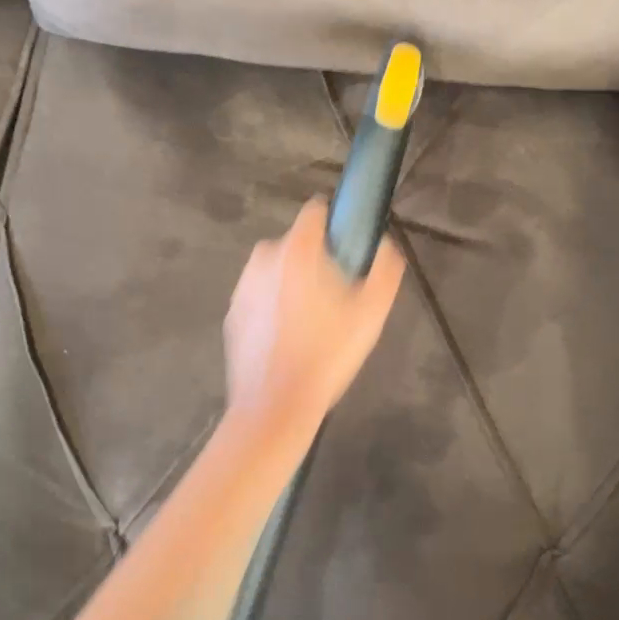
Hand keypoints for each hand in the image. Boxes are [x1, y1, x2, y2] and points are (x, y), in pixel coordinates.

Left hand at [223, 198, 403, 437]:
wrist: (275, 408)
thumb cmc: (327, 354)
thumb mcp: (373, 311)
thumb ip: (385, 267)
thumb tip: (384, 246)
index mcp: (297, 250)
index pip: (316, 210)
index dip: (336, 222)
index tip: (350, 248)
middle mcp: (264, 258)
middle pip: (297, 243)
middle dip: (316, 260)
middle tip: (338, 295)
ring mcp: (243, 287)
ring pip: (278, 270)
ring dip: (294, 283)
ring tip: (315, 322)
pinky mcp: (232, 315)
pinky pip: (261, 297)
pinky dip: (275, 307)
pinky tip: (290, 339)